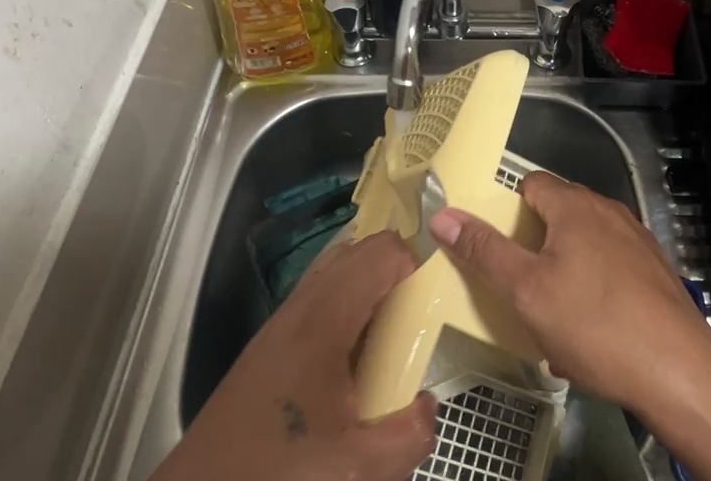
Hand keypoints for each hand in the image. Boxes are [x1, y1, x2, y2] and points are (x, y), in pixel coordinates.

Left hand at [151, 231, 436, 480]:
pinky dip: (346, 310)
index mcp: (323, 322)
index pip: (379, 253)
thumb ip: (410, 434)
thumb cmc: (278, 474)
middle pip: (354, 253)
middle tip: (425, 303)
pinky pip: (316, 304)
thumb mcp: (359, 469)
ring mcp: (277, 327)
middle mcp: (298, 310)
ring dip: (369, 288)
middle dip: (395, 266)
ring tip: (397, 330)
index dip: (417, 257)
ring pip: (332, 276)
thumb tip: (427, 406)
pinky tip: (357, 361)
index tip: (444, 285)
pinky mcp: (266, 351)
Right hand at [431, 173, 710, 480]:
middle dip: (533, 249)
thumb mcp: (527, 291)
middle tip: (516, 288)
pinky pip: (609, 274)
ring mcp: (638, 243)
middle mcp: (610, 213)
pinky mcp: (655, 275)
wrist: (679, 371)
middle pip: (558, 216)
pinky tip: (586, 338)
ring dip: (561, 276)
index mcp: (576, 206)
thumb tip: (444, 214)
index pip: (531, 184)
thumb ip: (485, 251)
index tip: (493, 246)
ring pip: (584, 249)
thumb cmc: (594, 323)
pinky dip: (591, 295)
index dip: (506, 210)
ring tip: (548, 320)